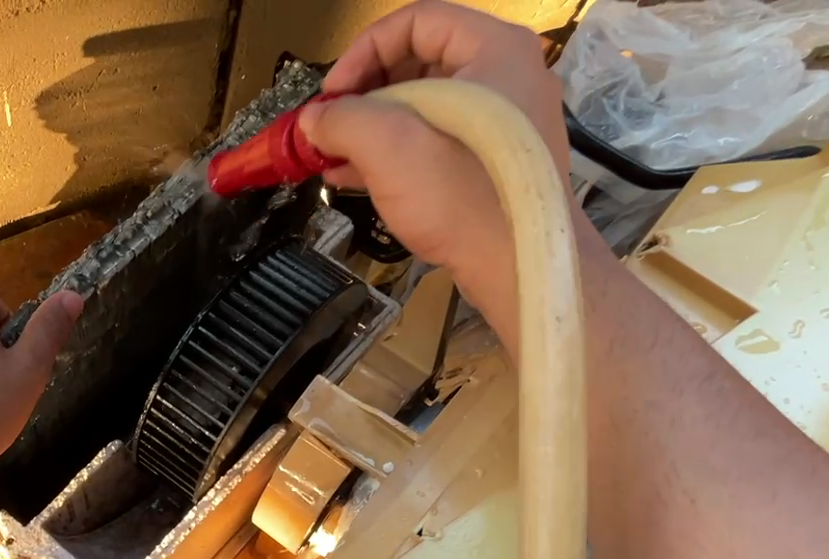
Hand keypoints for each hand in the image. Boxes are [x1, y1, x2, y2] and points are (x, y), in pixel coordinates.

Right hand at [297, 1, 571, 320]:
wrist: (517, 264)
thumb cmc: (461, 198)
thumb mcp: (390, 148)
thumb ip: (344, 120)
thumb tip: (311, 119)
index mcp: (493, 49)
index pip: (415, 21)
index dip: (362, 52)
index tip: (330, 96)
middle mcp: (505, 74)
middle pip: (419, 61)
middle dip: (364, 95)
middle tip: (329, 128)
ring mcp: (503, 121)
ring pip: (425, 105)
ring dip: (372, 128)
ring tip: (332, 157)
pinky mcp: (493, 163)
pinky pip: (436, 139)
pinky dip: (395, 152)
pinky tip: (355, 176)